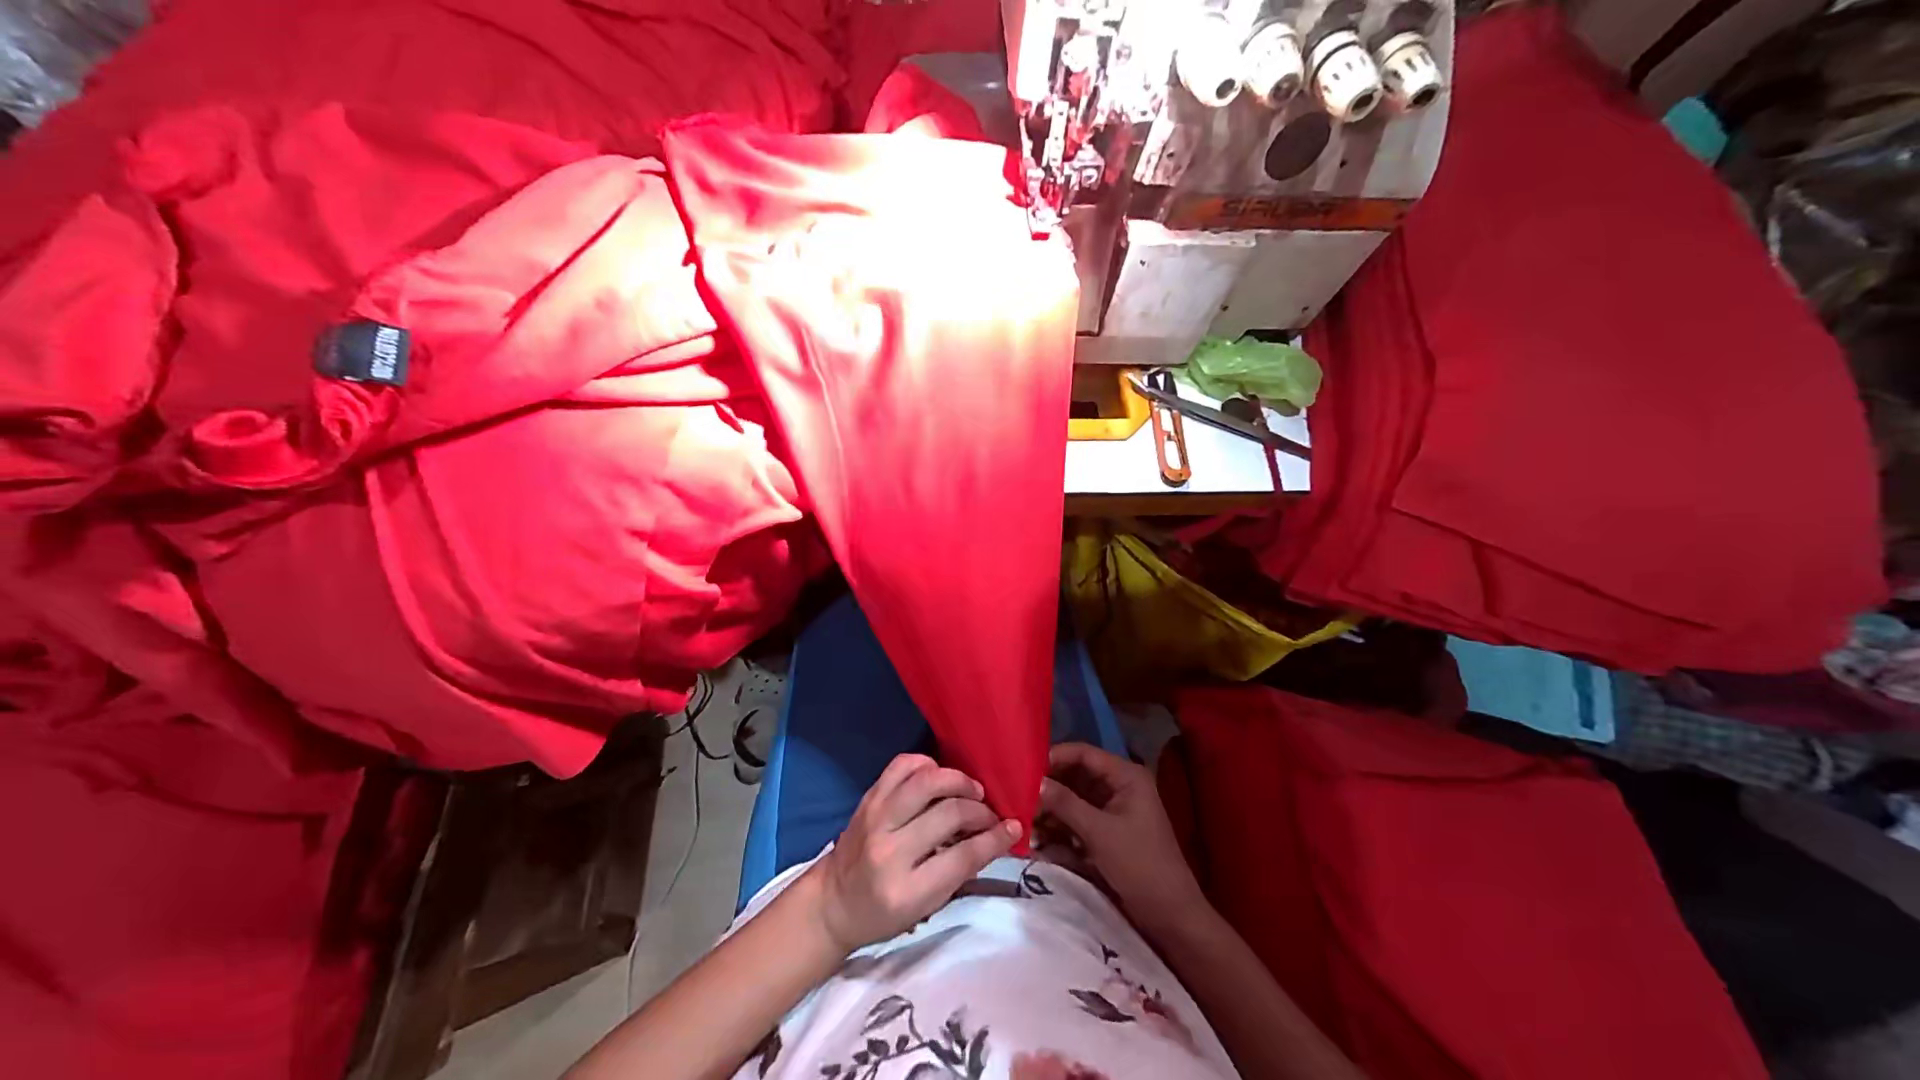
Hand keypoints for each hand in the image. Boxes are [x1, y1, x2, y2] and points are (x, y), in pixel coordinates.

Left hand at [807, 753, 1020, 952]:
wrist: (833, 902)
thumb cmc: (883, 913)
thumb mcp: (925, 907)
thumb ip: (959, 871)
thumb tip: (997, 835)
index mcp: (906, 889)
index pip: (962, 857)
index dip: (994, 839)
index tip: (1013, 827)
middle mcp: (889, 850)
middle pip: (948, 813)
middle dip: (980, 811)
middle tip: (991, 815)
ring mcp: (875, 819)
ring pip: (926, 782)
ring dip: (957, 781)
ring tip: (971, 791)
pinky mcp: (868, 799)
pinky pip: (902, 766)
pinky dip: (927, 764)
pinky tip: (938, 776)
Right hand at [1038, 742, 1207, 938]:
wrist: (1169, 915)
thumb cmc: (1140, 864)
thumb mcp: (1099, 832)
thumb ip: (1065, 803)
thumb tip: (1033, 782)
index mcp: (1126, 776)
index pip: (1083, 753)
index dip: (1054, 756)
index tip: (1023, 767)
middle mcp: (1118, 787)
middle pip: (1075, 776)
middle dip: (1048, 787)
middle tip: (1018, 796)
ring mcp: (1112, 810)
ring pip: (1072, 800)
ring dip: (1050, 810)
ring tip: (1024, 820)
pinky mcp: (1105, 833)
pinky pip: (1076, 820)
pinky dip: (1059, 827)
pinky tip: (1038, 838)